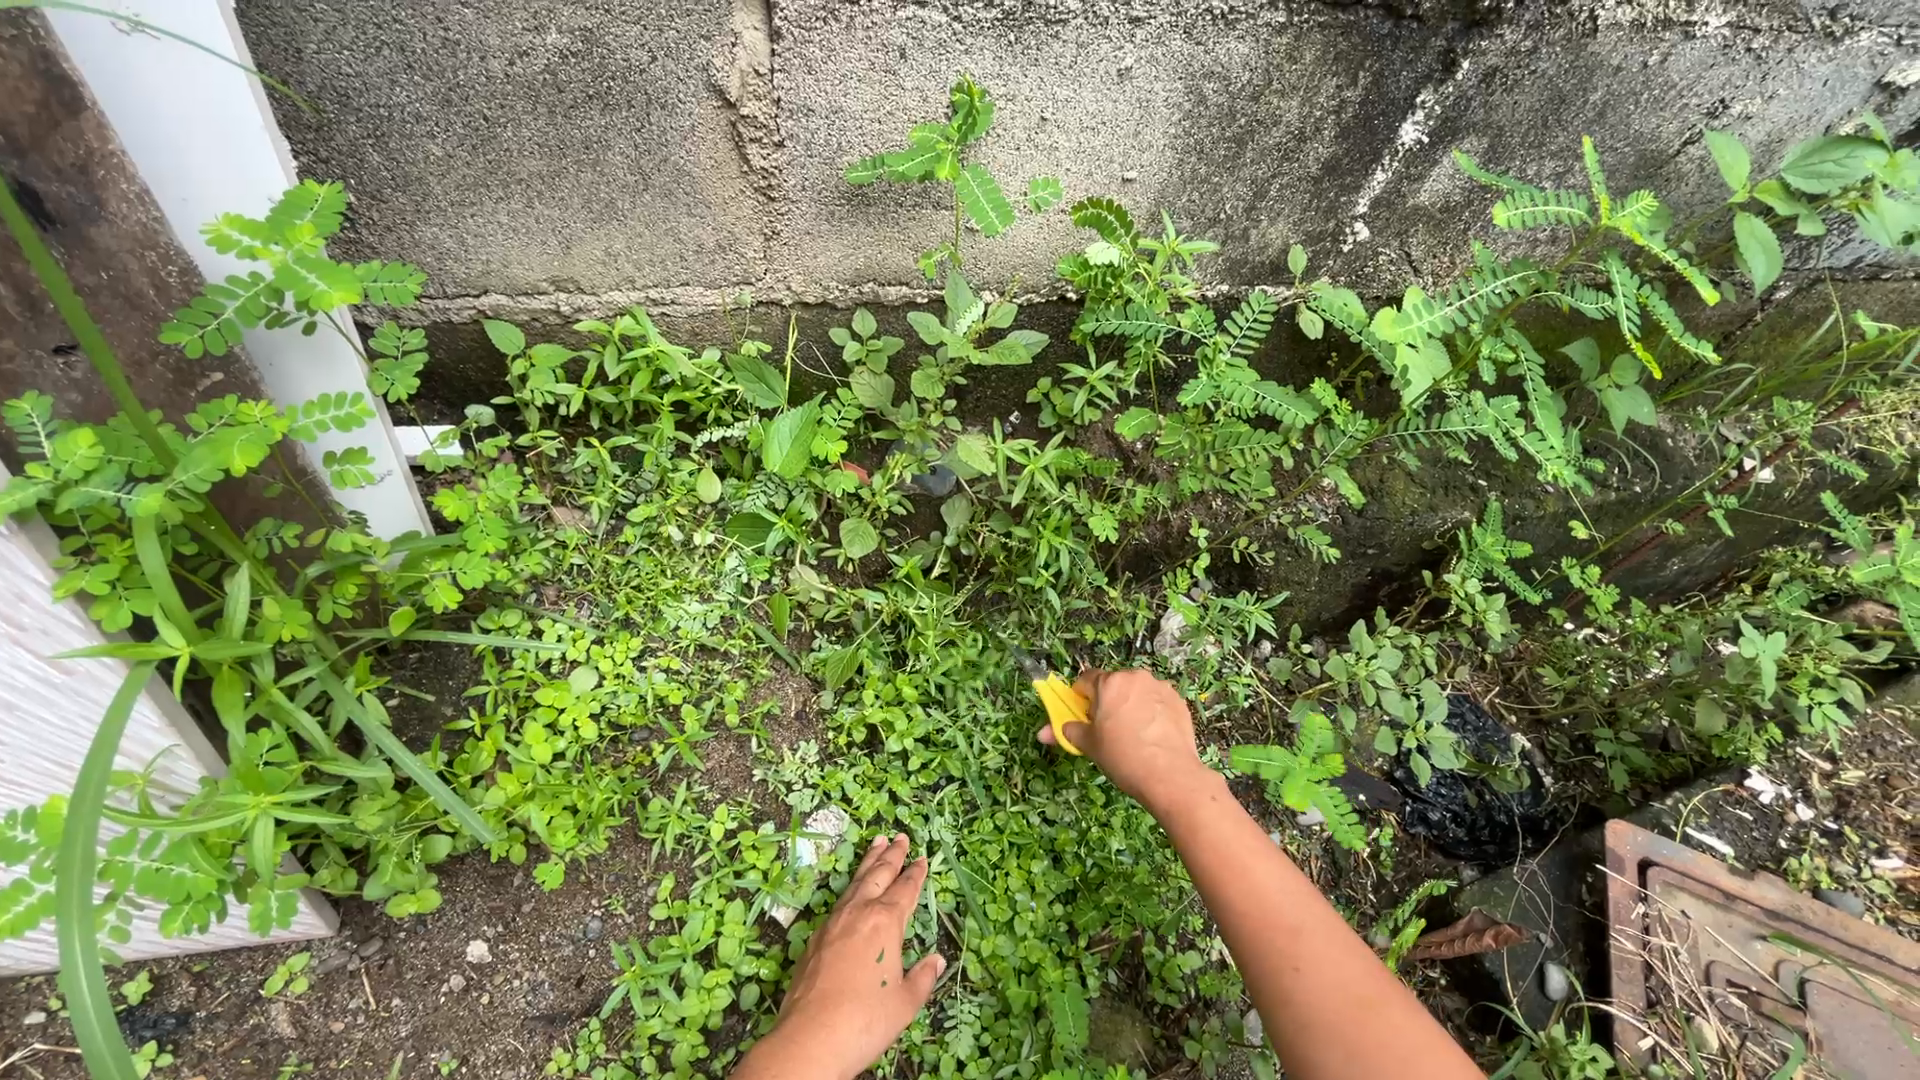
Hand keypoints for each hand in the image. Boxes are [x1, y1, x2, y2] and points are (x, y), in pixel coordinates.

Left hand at [734, 834, 944, 1079]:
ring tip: (876, 844)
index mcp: (885, 922)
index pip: (905, 890)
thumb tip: (936, 960)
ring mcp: (833, 924)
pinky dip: (851, 888)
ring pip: (855, 883)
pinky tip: (852, 893)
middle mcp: (859, 913)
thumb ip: (923, 978)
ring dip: (868, 863)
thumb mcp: (905, 1003)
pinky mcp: (815, 939)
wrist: (809, 1039)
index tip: (922, 858)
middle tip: (901, 837)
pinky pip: (839, 902)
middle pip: (878, 875)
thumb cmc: (865, 1021)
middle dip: (892, 855)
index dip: (915, 874)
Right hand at [1037, 668, 1214, 815]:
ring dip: (1130, 705)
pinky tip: (1152, 736)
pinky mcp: (1178, 701)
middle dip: (1107, 702)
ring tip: (1133, 735)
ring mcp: (1160, 687)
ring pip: (1136, 692)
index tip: (1085, 717)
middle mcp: (1135, 677)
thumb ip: (1067, 732)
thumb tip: (1042, 733)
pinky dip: (1151, 712)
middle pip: (1113, 684)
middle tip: (1107, 730)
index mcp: (1109, 682)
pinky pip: (1156, 701)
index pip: (1085, 680)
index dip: (1081, 698)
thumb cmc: (1123, 757)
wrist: (1170, 776)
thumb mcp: (1090, 745)